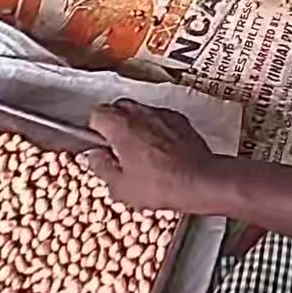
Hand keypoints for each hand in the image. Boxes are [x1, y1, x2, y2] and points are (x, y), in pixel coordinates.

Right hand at [83, 100, 221, 212]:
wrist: (198, 180)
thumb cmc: (161, 185)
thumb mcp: (121, 187)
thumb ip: (101, 167)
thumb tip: (92, 156)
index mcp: (122, 128)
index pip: (97, 113)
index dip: (93, 128)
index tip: (95, 141)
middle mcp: (141, 114)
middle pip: (118, 106)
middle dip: (112, 122)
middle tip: (114, 145)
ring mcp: (161, 114)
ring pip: (139, 109)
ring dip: (133, 123)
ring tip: (136, 148)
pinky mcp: (178, 118)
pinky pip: (158, 116)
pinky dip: (153, 126)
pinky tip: (157, 147)